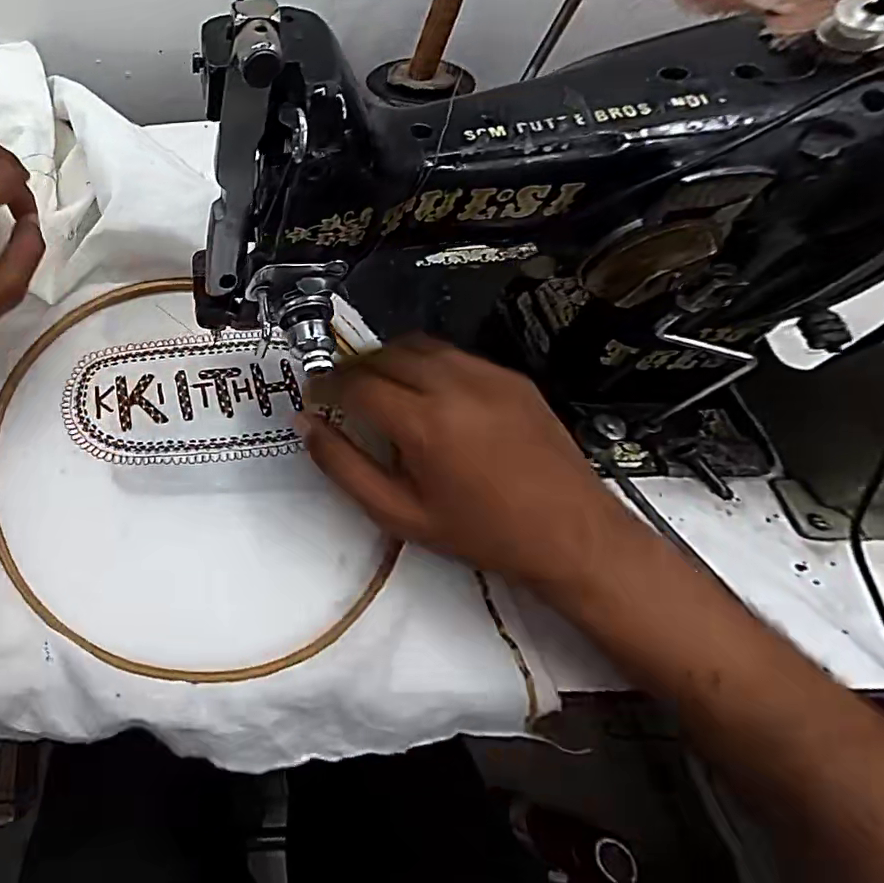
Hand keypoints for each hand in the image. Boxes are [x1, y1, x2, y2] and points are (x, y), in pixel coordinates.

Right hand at [295, 337, 651, 593]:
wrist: (574, 537)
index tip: (315, 395)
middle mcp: (456, 389)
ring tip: (377, 387)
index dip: (326, 386)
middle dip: (352, 369)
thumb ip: (343, 466)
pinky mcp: (512, 379)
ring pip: (417, 345)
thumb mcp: (398, 513)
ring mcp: (489, 378)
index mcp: (425, 424)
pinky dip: (425, 363)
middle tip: (339, 391)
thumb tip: (308, 427)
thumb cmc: (483, 533)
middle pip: (383, 354)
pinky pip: (453, 354)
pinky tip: (424, 392)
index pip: (356, 384)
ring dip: (386, 359)